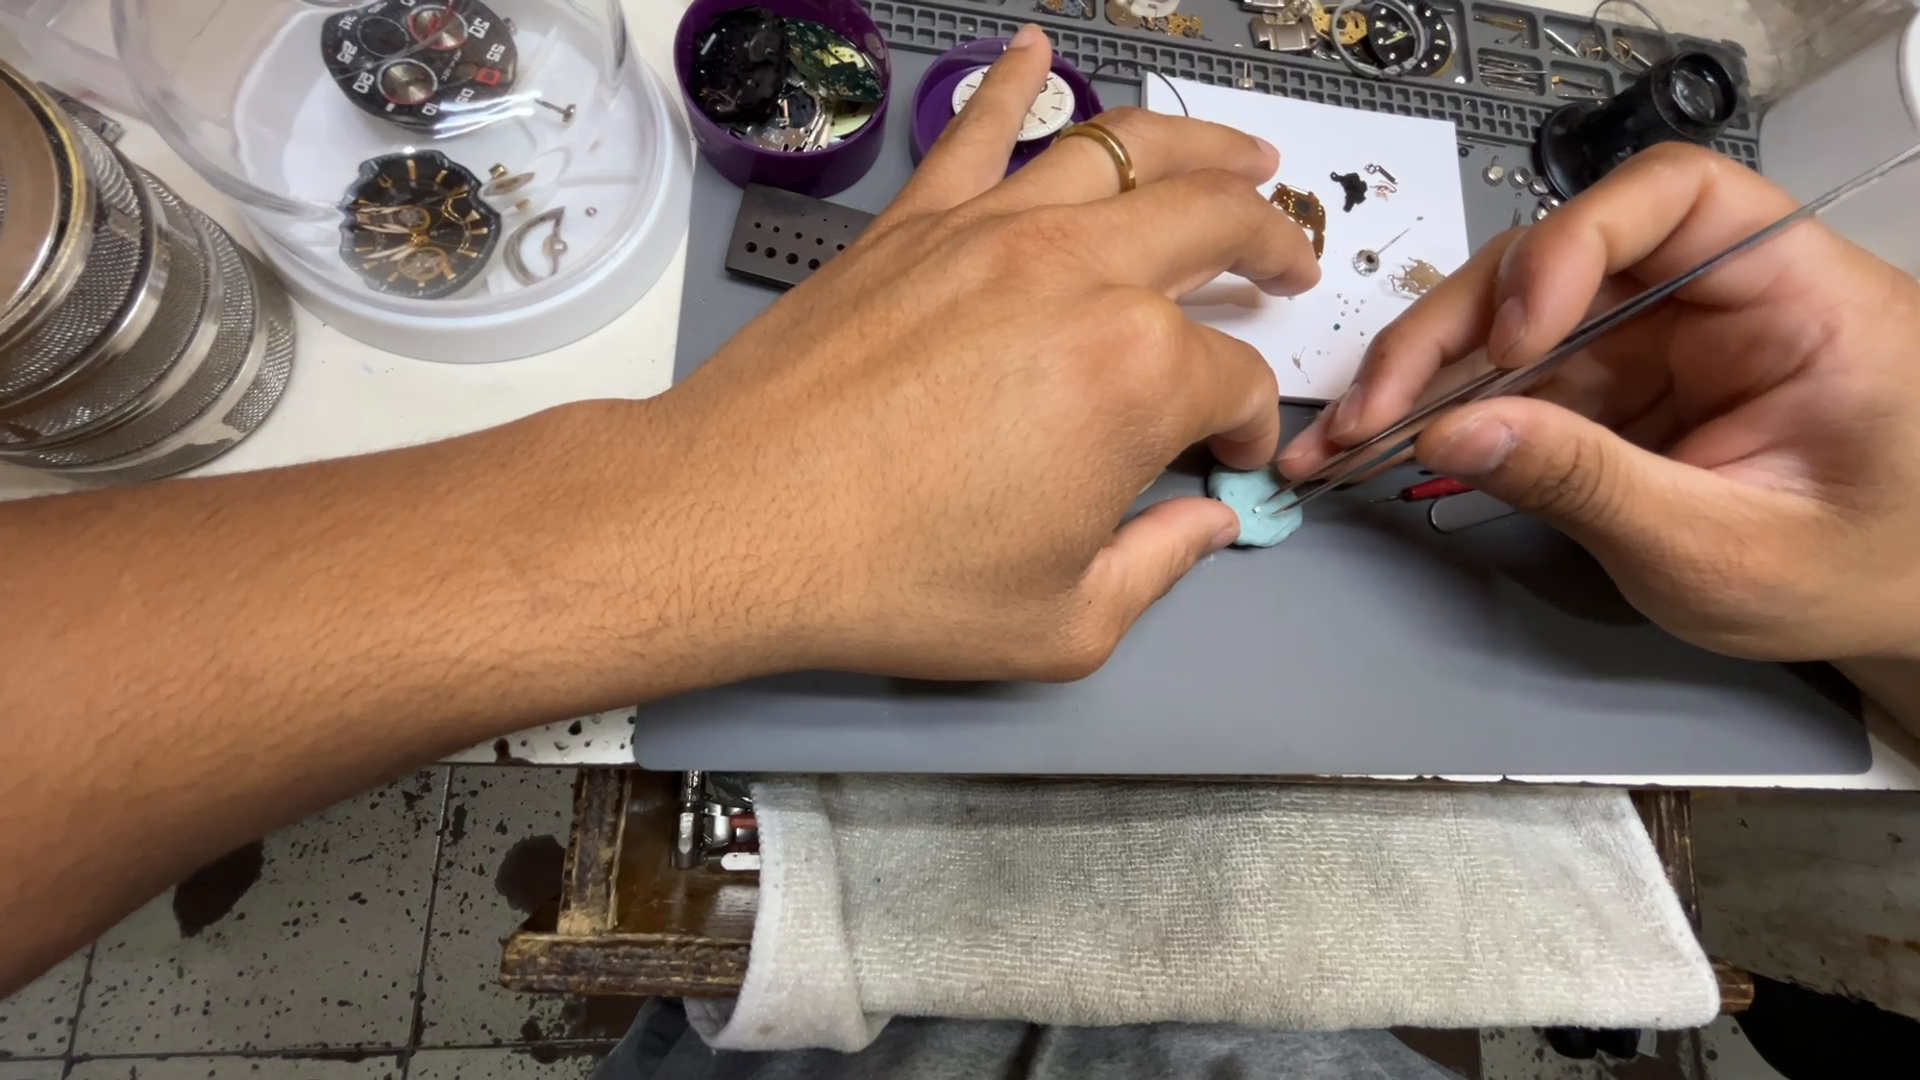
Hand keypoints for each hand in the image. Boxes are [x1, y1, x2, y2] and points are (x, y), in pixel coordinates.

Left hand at [646, 25, 1316, 681]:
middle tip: (1290, 264)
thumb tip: (1206, 524)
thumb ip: (1158, 568)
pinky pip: (977, 128)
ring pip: (1125, 151)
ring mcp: (989, 234)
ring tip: (1242, 154)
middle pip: (1214, 226)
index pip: (1233, 386)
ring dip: (1201, 146)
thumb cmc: (894, 584)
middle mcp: (1077, 278)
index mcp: (1133, 381)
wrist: (738, 526)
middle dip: (1273, 243)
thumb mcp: (1060, 624)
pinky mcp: (911, 225)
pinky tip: (1035, 53)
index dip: (1247, 427)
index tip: (1224, 458)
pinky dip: (1014, 82)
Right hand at [1279, 143, 1919, 673]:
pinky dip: (1412, 417)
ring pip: (1484, 325)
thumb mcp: (1723, 549)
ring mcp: (1627, 349)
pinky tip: (1358, 446)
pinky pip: (1479, 385)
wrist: (1880, 606)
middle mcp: (1693, 307)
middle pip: (1535, 268)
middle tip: (1367, 415)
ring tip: (1334, 441)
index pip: (1671, 201)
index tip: (1509, 343)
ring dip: (1398, 382)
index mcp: (1792, 305)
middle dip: (1435, 340)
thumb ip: (1587, 484)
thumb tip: (1449, 435)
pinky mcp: (1581, 391)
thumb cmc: (1856, 574)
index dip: (1568, 249)